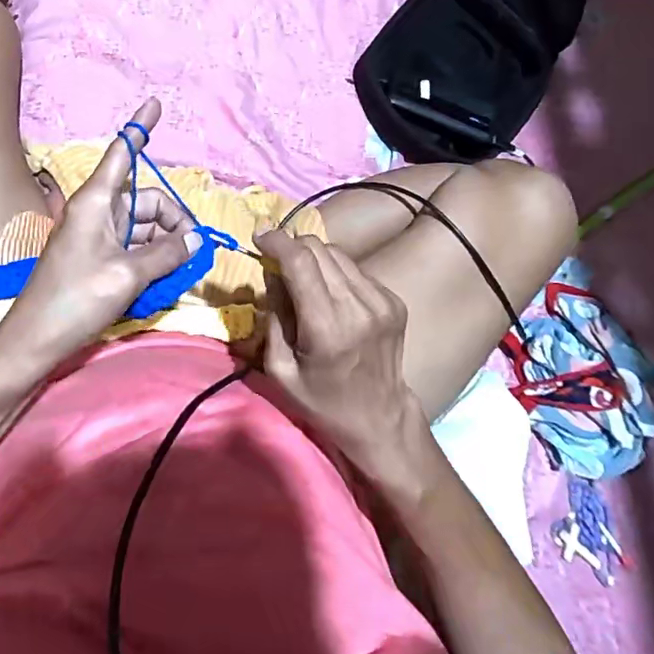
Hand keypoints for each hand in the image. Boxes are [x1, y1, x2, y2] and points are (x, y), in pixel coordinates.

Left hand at [3, 98, 198, 354]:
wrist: (35, 340)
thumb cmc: (76, 299)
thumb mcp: (128, 275)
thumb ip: (166, 253)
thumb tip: (195, 240)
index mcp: (97, 201)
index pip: (123, 153)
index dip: (140, 127)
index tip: (156, 102)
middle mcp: (98, 211)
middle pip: (147, 200)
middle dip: (174, 219)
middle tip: (193, 249)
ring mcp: (97, 236)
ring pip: (145, 226)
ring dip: (167, 242)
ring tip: (183, 267)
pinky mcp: (98, 258)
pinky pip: (135, 246)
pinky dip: (154, 256)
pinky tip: (168, 275)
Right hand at [256, 230, 425, 465]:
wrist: (380, 418)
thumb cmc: (322, 401)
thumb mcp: (280, 370)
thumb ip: (273, 318)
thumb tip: (272, 273)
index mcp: (326, 327)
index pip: (300, 262)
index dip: (277, 241)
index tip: (259, 236)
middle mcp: (358, 306)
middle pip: (319, 249)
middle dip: (292, 248)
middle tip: (277, 263)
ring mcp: (381, 301)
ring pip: (339, 254)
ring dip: (315, 259)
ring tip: (305, 282)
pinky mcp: (394, 301)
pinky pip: (356, 270)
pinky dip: (337, 275)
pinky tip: (332, 298)